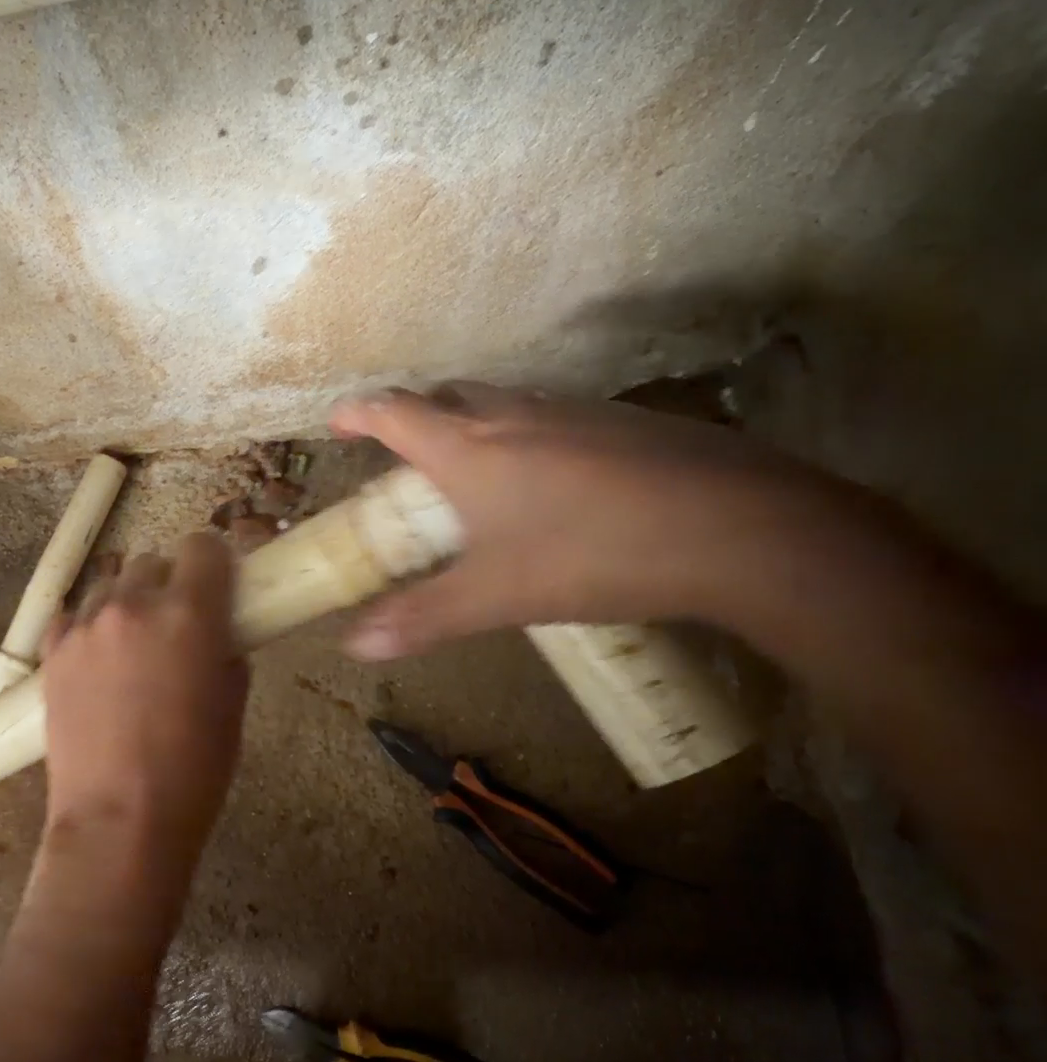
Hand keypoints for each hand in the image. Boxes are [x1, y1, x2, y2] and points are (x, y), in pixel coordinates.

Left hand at [39, 533, 249, 863]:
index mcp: (188, 613)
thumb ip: (225, 649)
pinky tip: (98, 660)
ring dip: (128, 602)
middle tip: (177, 625)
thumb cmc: (192, 772)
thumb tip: (217, 630)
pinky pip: (73, 615)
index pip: (202, 546)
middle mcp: (132, 605)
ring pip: (110, 584)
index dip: (213, 563)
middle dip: (170, 584)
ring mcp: (84, 625)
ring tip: (134, 645)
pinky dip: (89, 625)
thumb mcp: (232, 706)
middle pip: (153, 562)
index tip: (217, 584)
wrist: (118, 820)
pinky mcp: (52, 650)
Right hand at [332, 382, 856, 658]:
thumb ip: (421, 619)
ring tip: (477, 472)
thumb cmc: (592, 555)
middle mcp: (514, 415)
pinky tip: (558, 485)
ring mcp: (576, 412)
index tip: (337, 423)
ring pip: (505, 403)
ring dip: (475, 424)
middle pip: (447, 396)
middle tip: (406, 453)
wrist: (743, 530)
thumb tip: (353, 646)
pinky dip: (531, 437)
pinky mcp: (629, 422)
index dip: (358, 414)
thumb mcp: (496, 597)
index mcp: (468, 448)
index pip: (393, 413)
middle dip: (416, 415)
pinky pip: (556, 418)